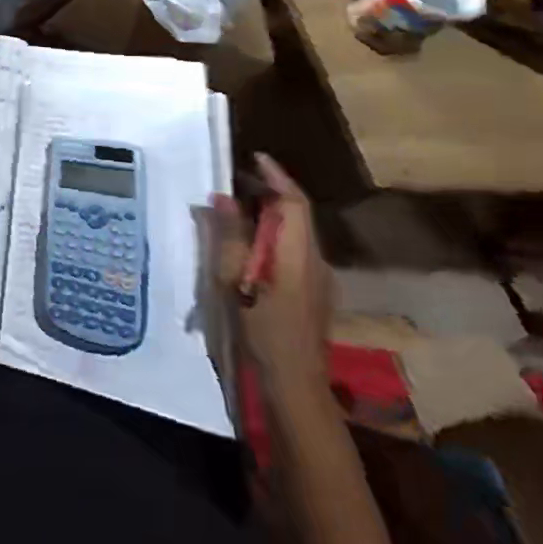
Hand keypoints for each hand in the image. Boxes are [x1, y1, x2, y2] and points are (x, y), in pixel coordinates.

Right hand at [214, 153, 332, 390]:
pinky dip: (274, 234)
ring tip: (237, 206)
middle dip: (269, 192)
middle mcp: (317, 260)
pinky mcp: (314, 291)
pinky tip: (250, 243)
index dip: (276, 176)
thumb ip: (230, 238)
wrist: (297, 386)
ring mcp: (320, 277)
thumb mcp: (237, 283)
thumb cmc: (264, 333)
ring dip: (271, 214)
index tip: (254, 157)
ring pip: (297, 231)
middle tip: (235, 180)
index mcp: (300, 255)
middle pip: (297, 214)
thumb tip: (222, 198)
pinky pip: (295, 248)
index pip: (294, 202)